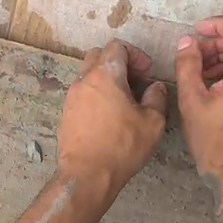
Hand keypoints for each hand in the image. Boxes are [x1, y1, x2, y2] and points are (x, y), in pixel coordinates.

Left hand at [56, 40, 169, 195]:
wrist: (86, 175)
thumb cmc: (122, 147)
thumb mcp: (152, 122)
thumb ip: (157, 97)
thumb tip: (155, 87)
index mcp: (105, 75)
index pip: (117, 46)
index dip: (135, 54)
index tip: (146, 72)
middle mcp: (83, 81)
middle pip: (98, 56)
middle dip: (118, 62)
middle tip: (135, 81)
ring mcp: (70, 98)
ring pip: (87, 75)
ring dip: (105, 80)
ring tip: (123, 101)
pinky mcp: (65, 115)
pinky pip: (81, 95)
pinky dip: (95, 96)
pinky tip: (107, 116)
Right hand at [175, 17, 222, 174]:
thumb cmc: (213, 139)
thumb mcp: (192, 100)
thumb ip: (188, 65)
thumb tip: (186, 42)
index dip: (217, 24)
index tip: (196, 30)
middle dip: (216, 40)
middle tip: (192, 52)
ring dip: (220, 54)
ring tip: (196, 67)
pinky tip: (207, 79)